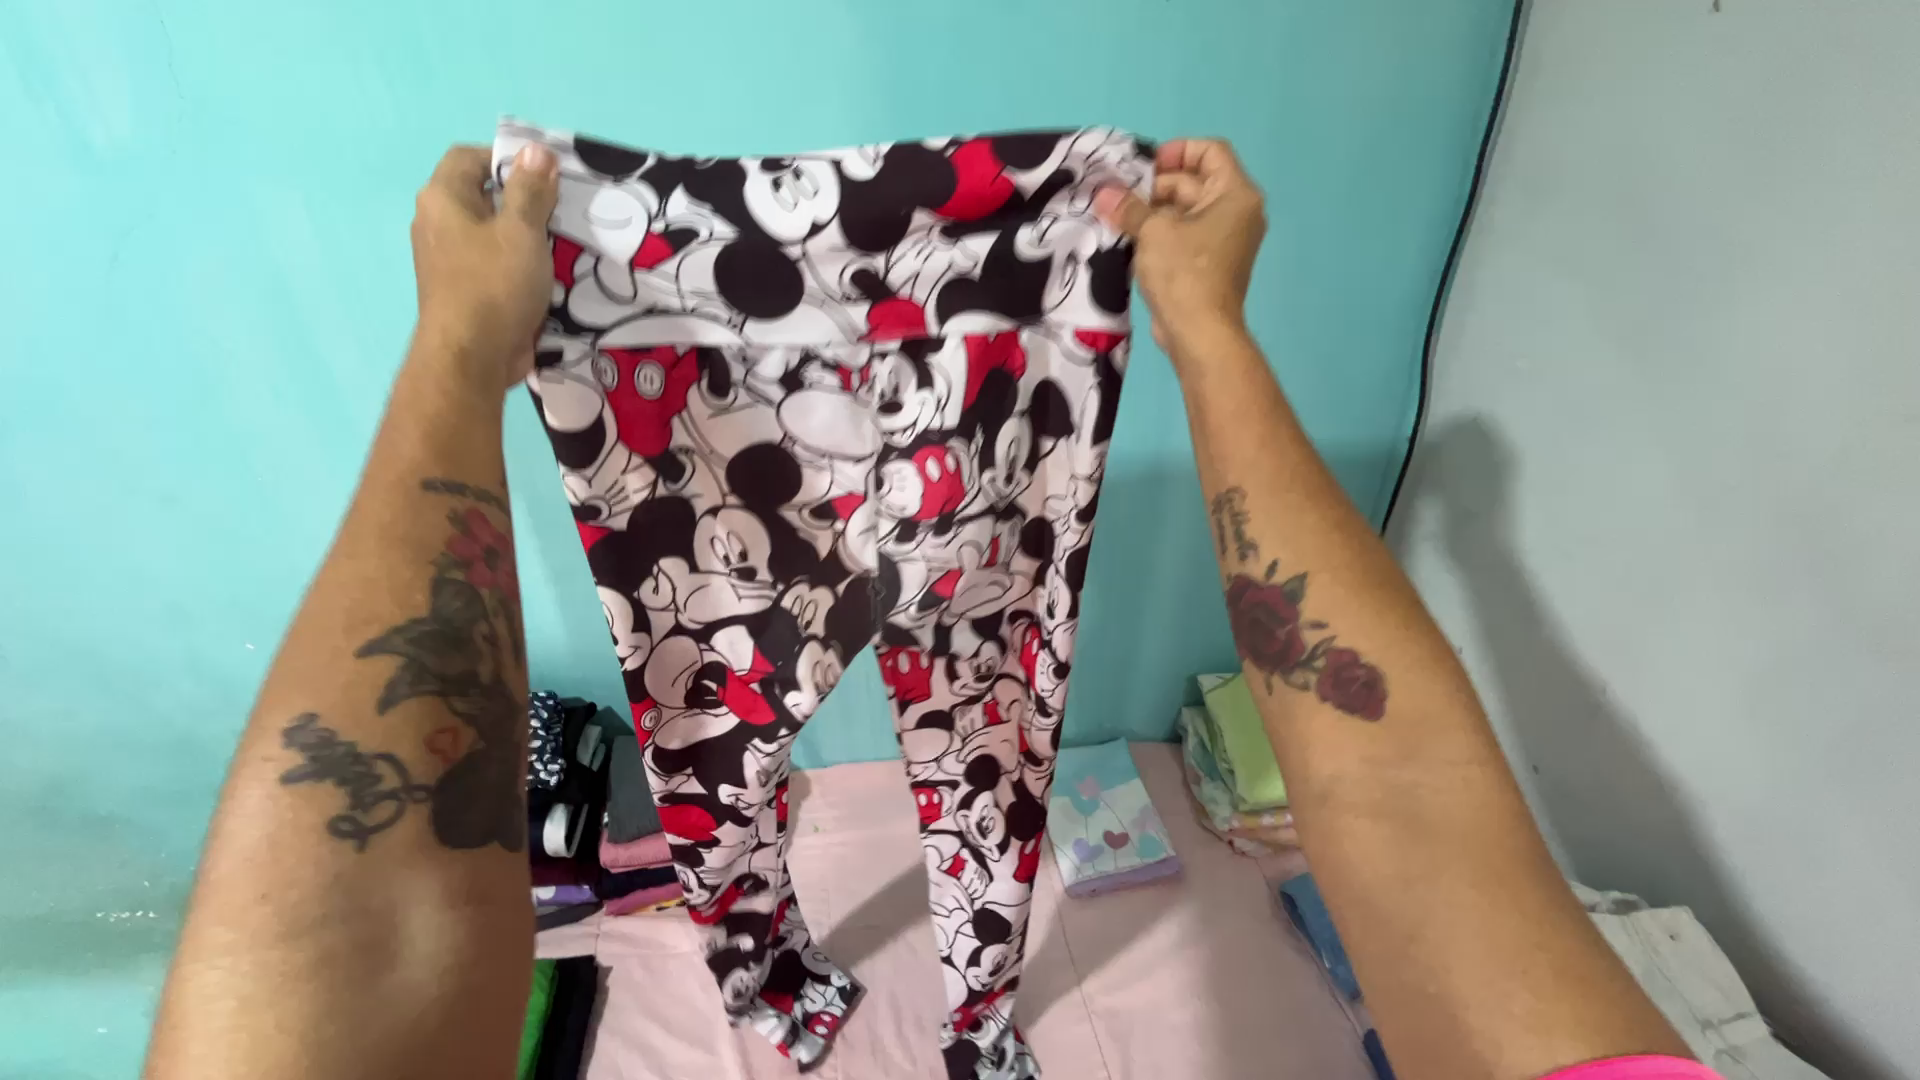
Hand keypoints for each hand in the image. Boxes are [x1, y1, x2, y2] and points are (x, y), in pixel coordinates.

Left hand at [410, 144, 559, 392]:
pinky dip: (518, 266)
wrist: (472, 355)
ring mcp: (447, 259)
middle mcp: (436, 223)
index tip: (548, 177)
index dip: (508, 159)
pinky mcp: (463, 290)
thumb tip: (537, 151)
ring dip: (525, 238)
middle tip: (563, 214)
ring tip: (562, 247)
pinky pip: (493, 265)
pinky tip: (546, 279)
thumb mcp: (522, 232)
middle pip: (482, 197)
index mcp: (443, 199)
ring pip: (490, 234)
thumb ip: (531, 191)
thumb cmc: (495, 285)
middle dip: (523, 202)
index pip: (470, 157)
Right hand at [1094, 138, 1265, 356]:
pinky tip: (1129, 242)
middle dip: (1154, 187)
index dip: (1176, 151)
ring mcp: (1223, 241)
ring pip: (1184, 213)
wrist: (1199, 334)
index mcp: (1235, 194)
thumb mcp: (1153, 232)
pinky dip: (1159, 236)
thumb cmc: (1184, 274)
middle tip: (1119, 197)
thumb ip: (1129, 208)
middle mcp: (1236, 213)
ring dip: (1152, 213)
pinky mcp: (1207, 265)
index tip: (1144, 167)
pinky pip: (1182, 238)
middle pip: (1193, 183)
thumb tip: (1104, 193)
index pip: (1210, 151)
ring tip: (1117, 219)